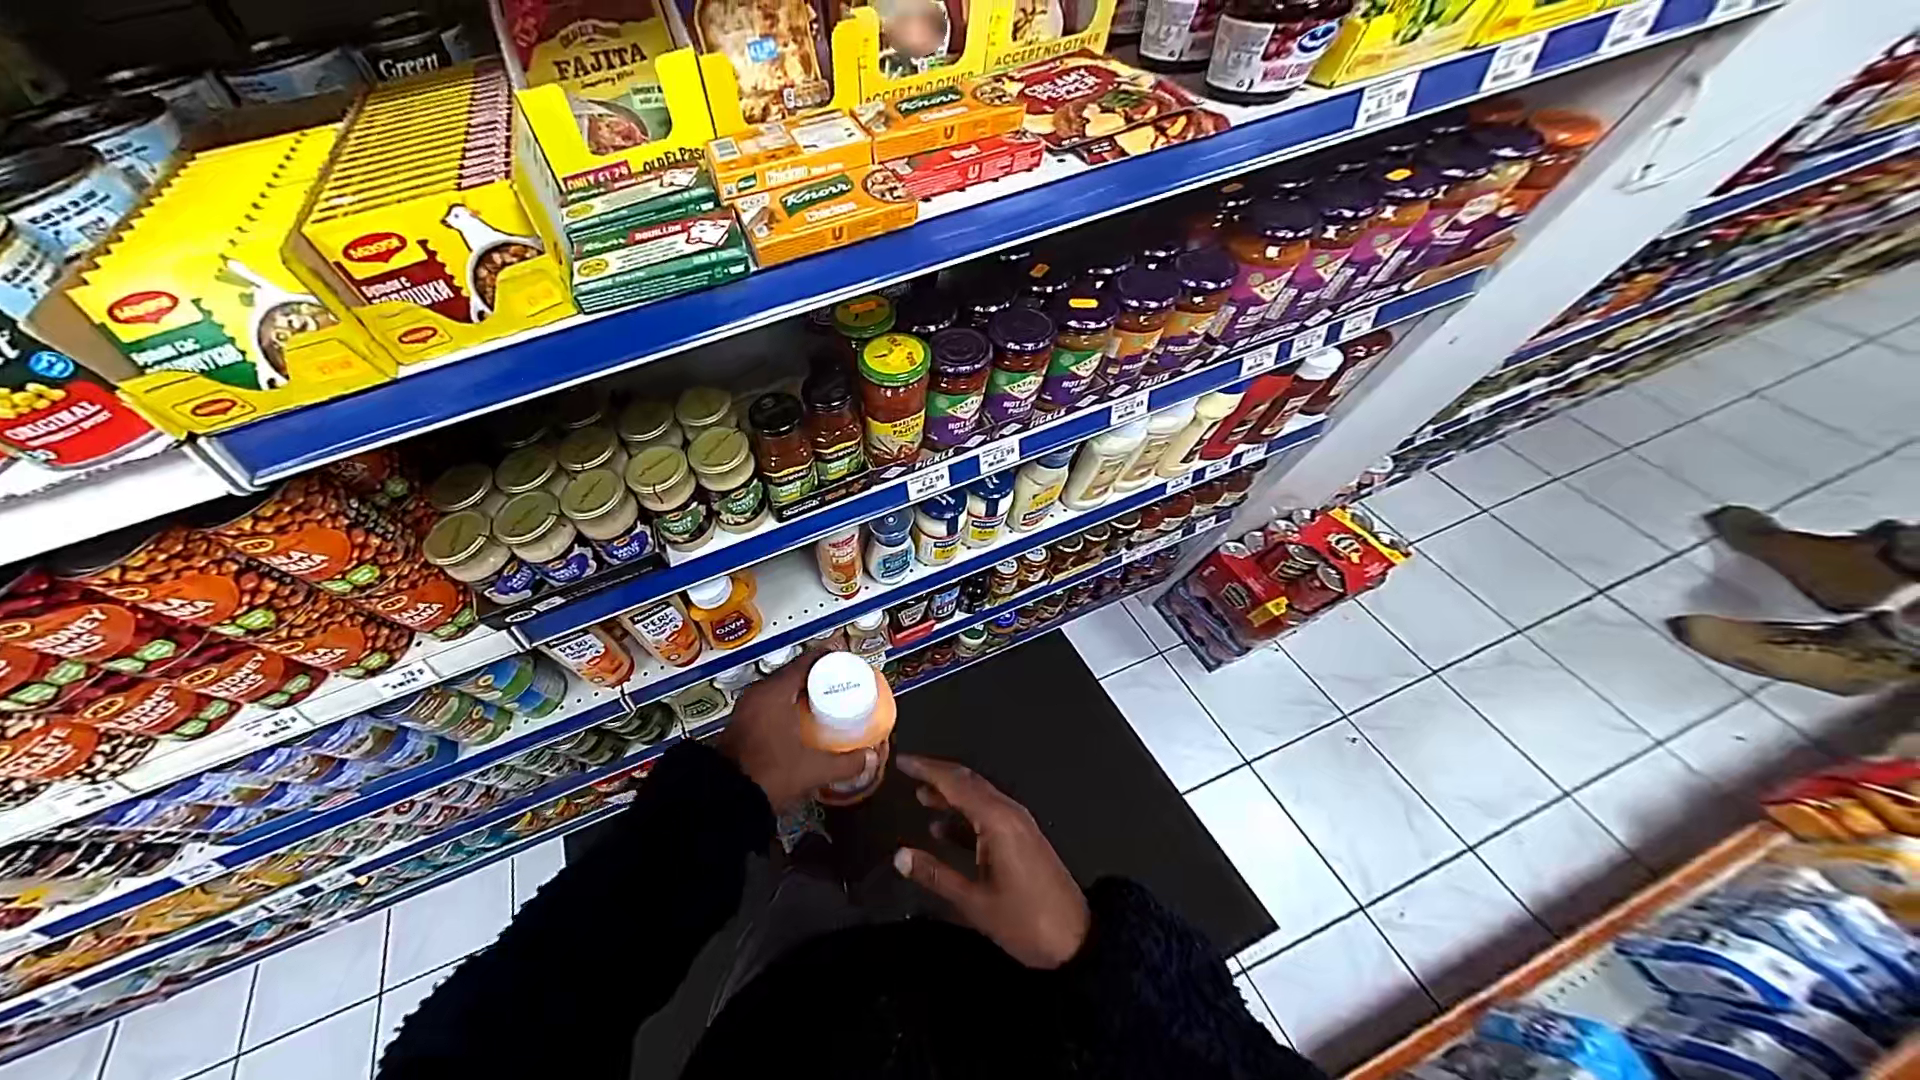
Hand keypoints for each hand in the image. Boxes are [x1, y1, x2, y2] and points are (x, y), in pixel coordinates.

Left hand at [716, 651, 873, 811]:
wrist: (723, 801)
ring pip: (782, 690)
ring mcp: (747, 708)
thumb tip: (870, 757)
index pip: (807, 662)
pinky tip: (805, 720)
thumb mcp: (813, 770)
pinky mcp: (742, 724)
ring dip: (803, 692)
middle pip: (795, 674)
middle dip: (820, 677)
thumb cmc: (769, 774)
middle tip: (844, 683)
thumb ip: (845, 763)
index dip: (830, 658)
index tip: (849, 661)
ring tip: (829, 701)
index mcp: (775, 692)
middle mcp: (758, 693)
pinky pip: (772, 703)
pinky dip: (790, 705)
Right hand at [891, 754, 1089, 968]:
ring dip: (949, 793)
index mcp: (997, 820)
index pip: (955, 783)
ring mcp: (1018, 823)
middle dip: (936, 774)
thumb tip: (900, 856)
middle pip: (968, 782)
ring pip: (978, 796)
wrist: (1075, 940)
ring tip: (919, 795)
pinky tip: (941, 829)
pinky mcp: (1022, 837)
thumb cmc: (1024, 921)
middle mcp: (1008, 812)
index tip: (901, 761)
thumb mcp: (975, 902)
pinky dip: (964, 814)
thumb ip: (936, 875)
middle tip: (907, 771)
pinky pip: (987, 813)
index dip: (926, 769)